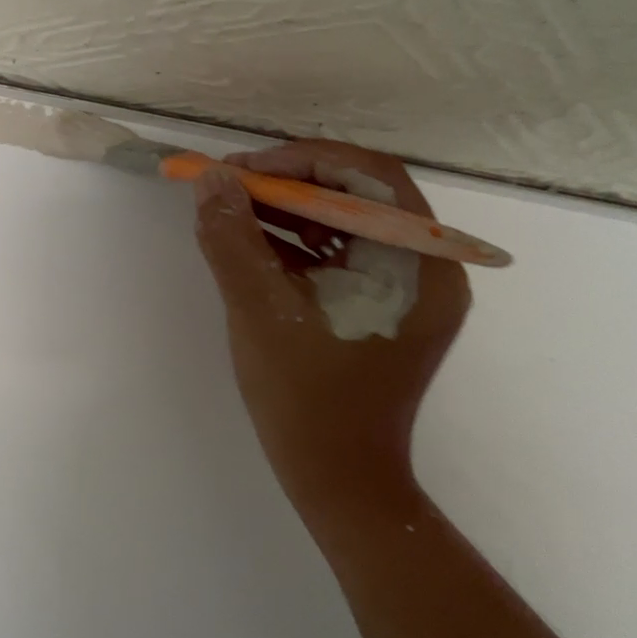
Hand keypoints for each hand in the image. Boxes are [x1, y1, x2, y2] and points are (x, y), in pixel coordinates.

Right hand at [191, 141, 470, 509]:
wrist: (338, 478)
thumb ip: (232, 238)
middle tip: (228, 185)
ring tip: (230, 209)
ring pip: (347, 224)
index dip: (302, 159)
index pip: (369, 178)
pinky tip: (248, 244)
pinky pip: (340, 255)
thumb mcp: (259, 309)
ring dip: (288, 209)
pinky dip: (295, 242)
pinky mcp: (382, 310)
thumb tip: (211, 180)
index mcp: (416, 266)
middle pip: (359, 197)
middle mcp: (425, 269)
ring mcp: (405, 292)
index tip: (242, 169)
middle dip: (289, 181)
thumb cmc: (305, 395)